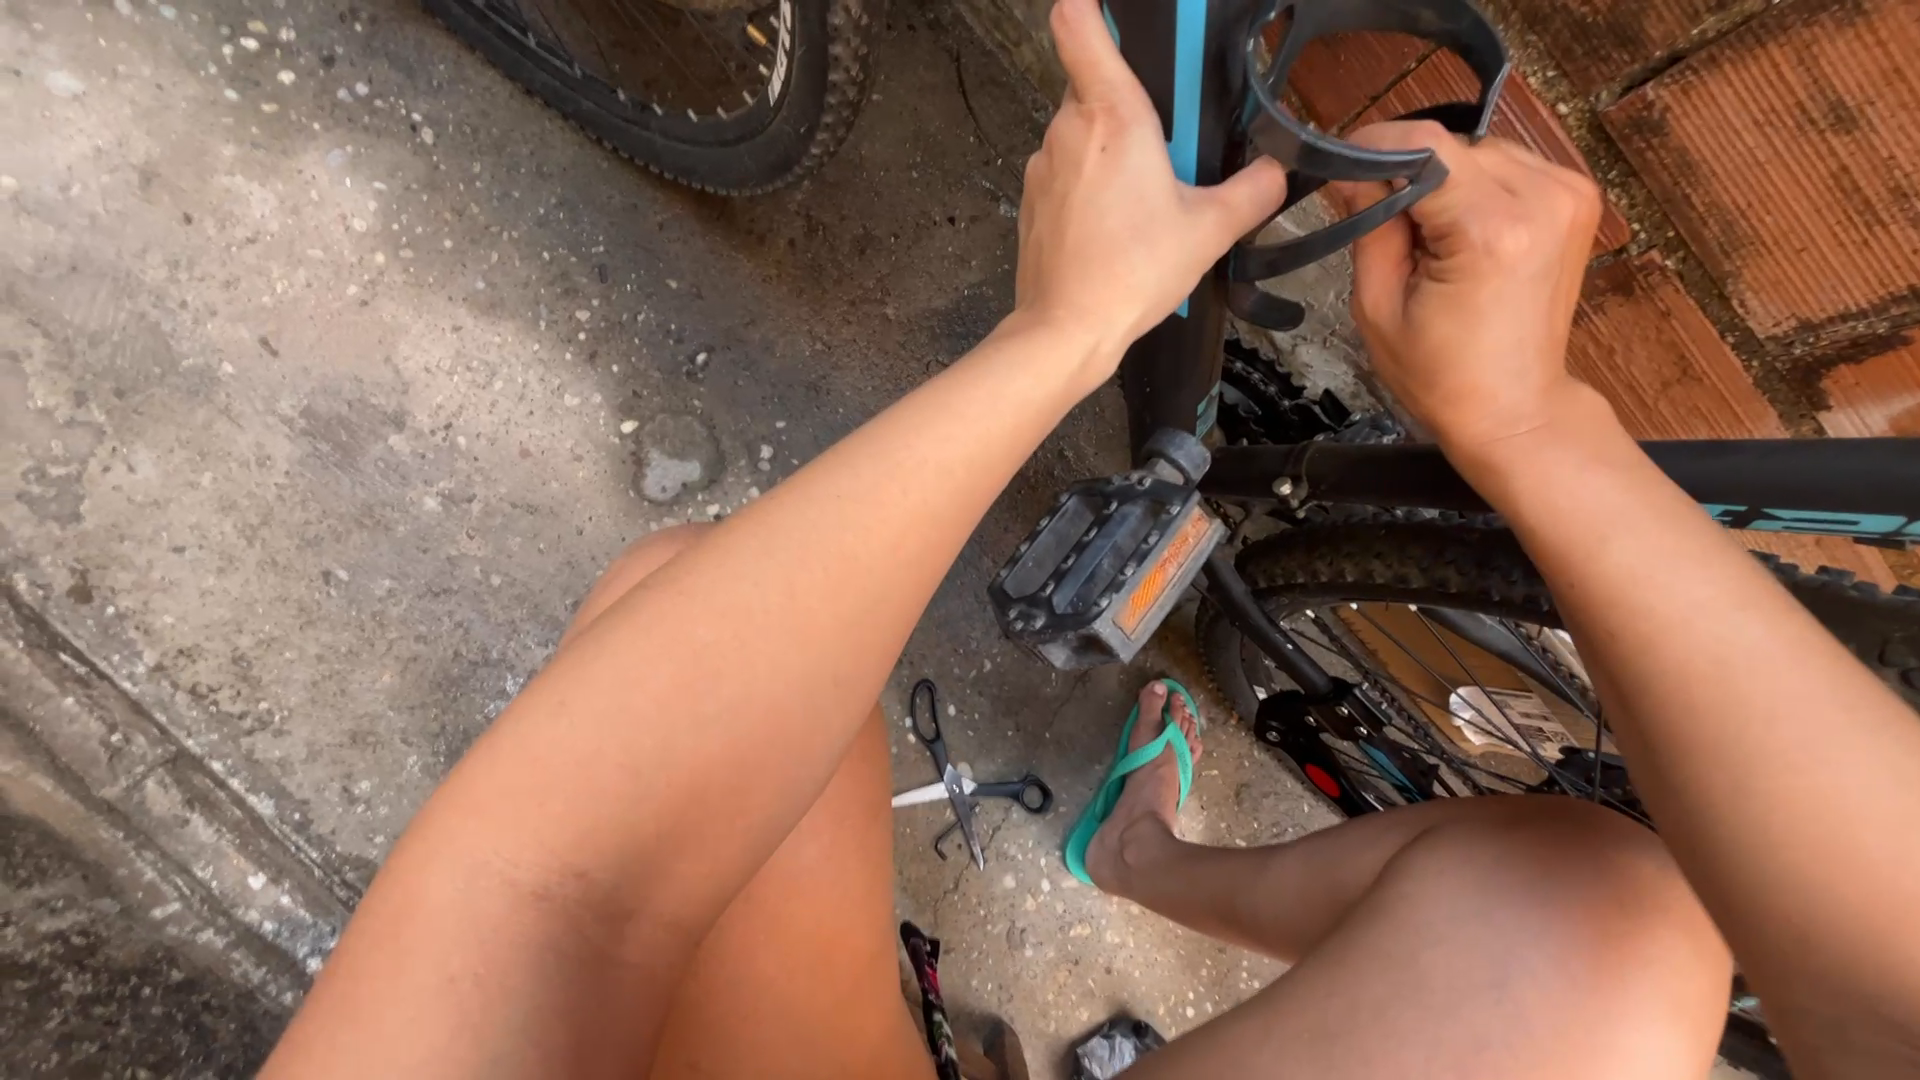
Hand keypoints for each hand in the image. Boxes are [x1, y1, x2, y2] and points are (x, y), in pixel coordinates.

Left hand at [1012, 0, 1287, 389]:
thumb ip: (1253, 189)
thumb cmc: (1128, 277)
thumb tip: (1274, 171)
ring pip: (1080, 135)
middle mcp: (1067, 131)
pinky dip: (1086, 189)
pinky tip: (1111, 230)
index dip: (1091, 8)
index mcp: (1112, 116)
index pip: (1079, 23)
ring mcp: (1042, 167)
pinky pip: (1063, 175)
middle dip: (1132, 110)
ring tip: (1139, 207)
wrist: (1066, 331)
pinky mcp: (1031, 203)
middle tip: (1164, 157)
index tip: (1112, 17)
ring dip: (1109, 154)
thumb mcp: (1210, 230)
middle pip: (1096, 87)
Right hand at [1332, 123, 1601, 454]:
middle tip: (1371, 218)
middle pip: (1450, 146)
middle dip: (1402, 174)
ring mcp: (1568, 192)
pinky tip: (1454, 232)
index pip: (1423, 148)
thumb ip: (1368, 227)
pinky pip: (1505, 167)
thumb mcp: (1377, 306)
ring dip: (1437, 181)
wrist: (1512, 405)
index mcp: (1491, 231)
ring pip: (1477, 152)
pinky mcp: (1575, 197)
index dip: (1371, 147)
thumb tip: (1349, 173)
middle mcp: (1542, 197)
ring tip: (1418, 236)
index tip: (1336, 165)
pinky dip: (1469, 188)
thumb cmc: (1437, 374)